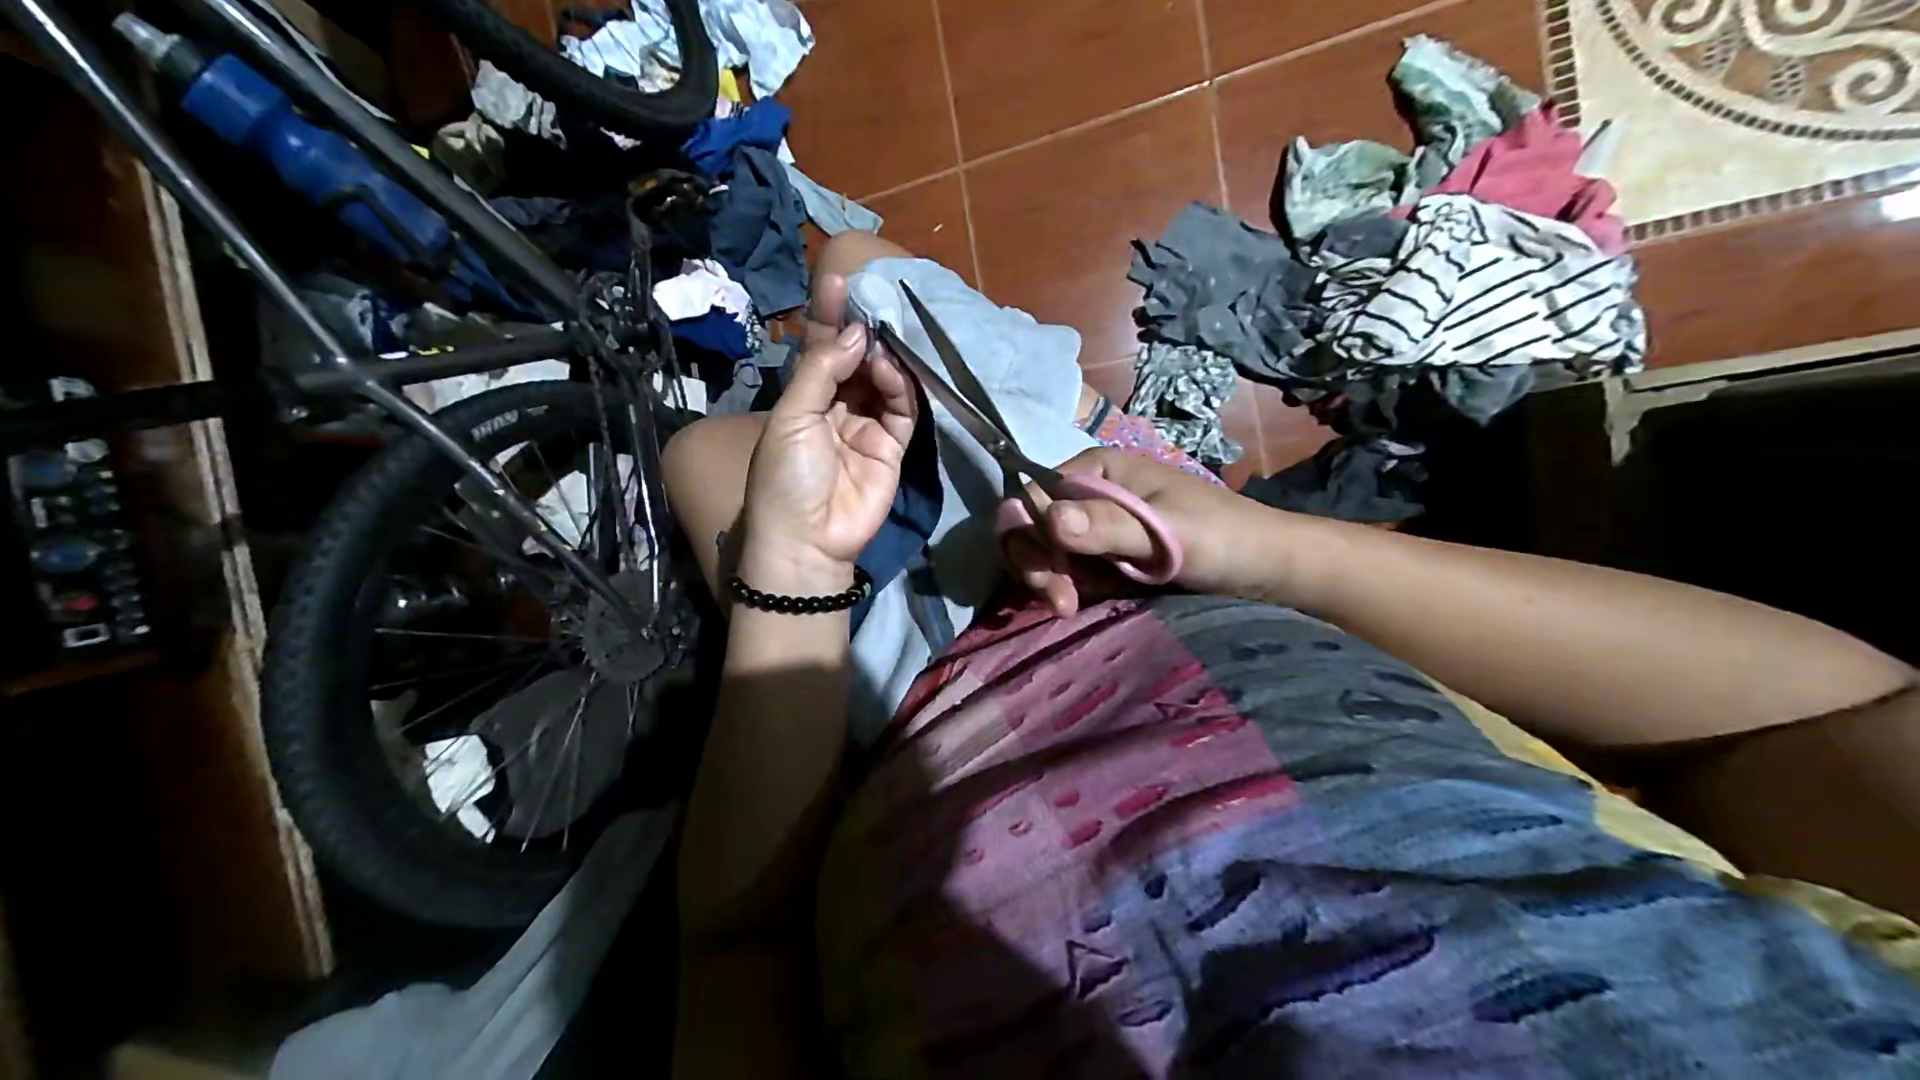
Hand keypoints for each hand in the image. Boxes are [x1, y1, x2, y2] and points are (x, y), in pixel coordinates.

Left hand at [740, 275, 916, 593]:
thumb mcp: (792, 416)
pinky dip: (902, 387)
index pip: (819, 350)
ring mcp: (866, 427)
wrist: (809, 539)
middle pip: (855, 361)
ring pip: (882, 381)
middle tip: (875, 307)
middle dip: (863, 333)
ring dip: (883, 360)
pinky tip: (893, 372)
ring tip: (881, 349)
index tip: (840, 279)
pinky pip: (903, 410)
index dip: (830, 317)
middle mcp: (836, 408)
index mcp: (802, 400)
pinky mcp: (893, 448)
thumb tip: (859, 332)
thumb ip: (823, 369)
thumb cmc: (785, 475)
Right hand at [1004, 448, 1279, 616]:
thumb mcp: (1166, 531)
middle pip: (1032, 526)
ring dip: (1052, 581)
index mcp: (1096, 469)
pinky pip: (1069, 570)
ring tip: (1071, 609)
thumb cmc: (1221, 536)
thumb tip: (1051, 519)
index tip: (1053, 580)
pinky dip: (1068, 588)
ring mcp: (1095, 526)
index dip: (1030, 537)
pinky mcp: (1105, 555)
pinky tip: (1080, 605)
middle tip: (1061, 604)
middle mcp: (1087, 493)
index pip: (1033, 498)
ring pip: (1047, 553)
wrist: (1263, 568)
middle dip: (1038, 565)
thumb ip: (1108, 525)